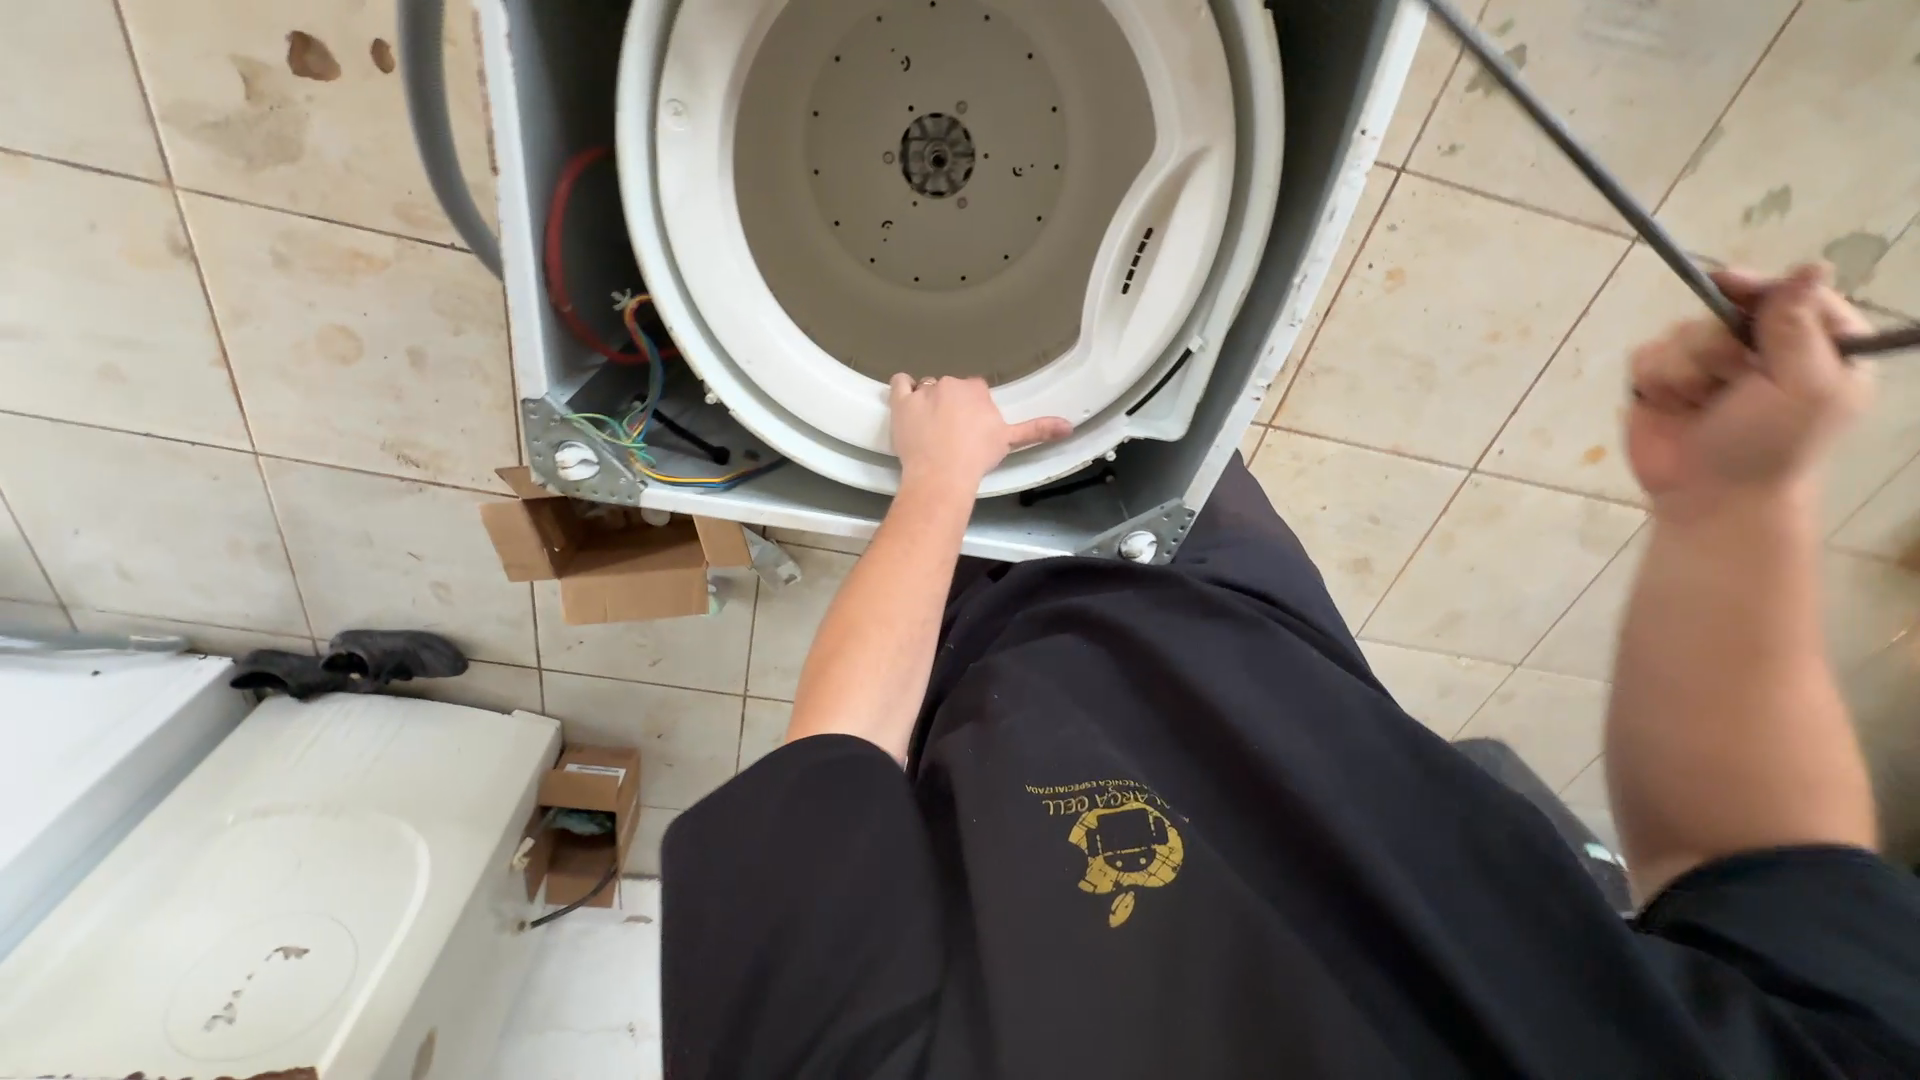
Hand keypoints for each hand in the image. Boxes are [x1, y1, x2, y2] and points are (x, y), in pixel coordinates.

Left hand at [887, 374, 1071, 492]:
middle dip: (950, 404)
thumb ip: (1038, 429)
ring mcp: (924, 391)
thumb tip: (1069, 426)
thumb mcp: (1010, 441)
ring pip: (926, 387)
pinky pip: (899, 382)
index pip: (974, 390)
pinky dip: (902, 388)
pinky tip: (906, 402)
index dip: (972, 408)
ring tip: (928, 426)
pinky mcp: (902, 402)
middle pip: (950, 388)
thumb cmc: (977, 457)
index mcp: (976, 389)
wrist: (943, 474)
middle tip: (950, 432)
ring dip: (927, 400)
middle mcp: (951, 383)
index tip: (970, 427)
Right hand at [1626, 264, 1869, 514]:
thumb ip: (1800, 327)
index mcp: (1813, 347)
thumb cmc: (1769, 446)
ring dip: (1684, 368)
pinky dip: (1655, 378)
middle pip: (1722, 312)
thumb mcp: (1805, 386)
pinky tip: (1669, 403)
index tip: (1728, 284)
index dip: (1759, 288)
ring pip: (1679, 333)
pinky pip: (1645, 356)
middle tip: (1729, 379)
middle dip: (1716, 345)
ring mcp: (1703, 367)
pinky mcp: (1659, 384)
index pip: (1790, 296)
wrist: (1708, 496)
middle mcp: (1757, 351)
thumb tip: (1810, 267)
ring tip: (1696, 401)